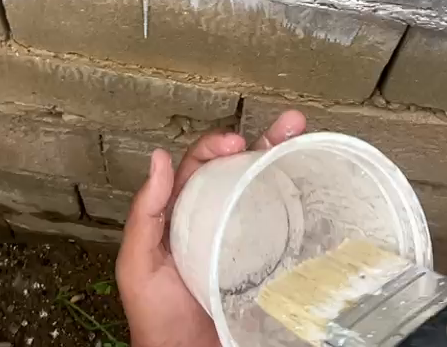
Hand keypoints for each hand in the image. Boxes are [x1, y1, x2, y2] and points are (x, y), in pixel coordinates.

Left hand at [116, 111, 307, 346]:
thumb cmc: (158, 321)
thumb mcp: (138, 265)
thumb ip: (144, 214)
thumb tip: (157, 159)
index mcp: (184, 210)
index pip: (201, 163)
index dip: (217, 144)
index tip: (236, 143)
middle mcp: (215, 215)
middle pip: (240, 166)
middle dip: (264, 138)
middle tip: (287, 124)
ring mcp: (243, 235)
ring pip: (263, 185)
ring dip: (283, 156)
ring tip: (301, 135)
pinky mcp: (265, 258)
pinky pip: (283, 224)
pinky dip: (296, 199)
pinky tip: (309, 181)